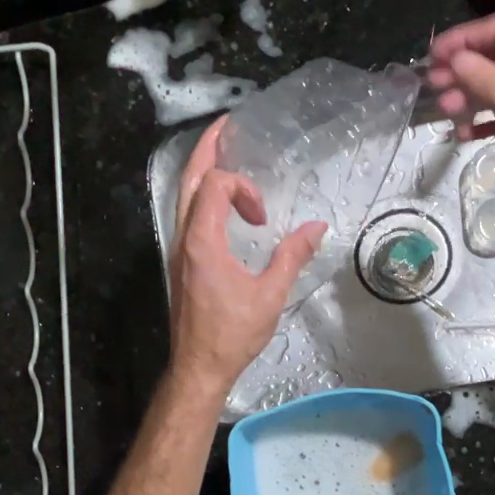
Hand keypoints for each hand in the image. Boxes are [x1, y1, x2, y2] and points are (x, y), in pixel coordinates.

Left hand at [167, 116, 325, 392]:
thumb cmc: (232, 335)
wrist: (198, 367)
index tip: (262, 217)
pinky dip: (200, 198)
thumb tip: (317, 227)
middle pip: (188, 180)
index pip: (215, 185)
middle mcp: (183, 239)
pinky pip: (185, 217)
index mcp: (202, 241)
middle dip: (206, 150)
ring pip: (182, 198)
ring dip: (201, 172)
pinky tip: (219, 204)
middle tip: (226, 127)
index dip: (242, 187)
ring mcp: (177, 251)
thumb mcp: (270, 296)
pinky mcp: (180, 264)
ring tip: (220, 154)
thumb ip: (292, 257)